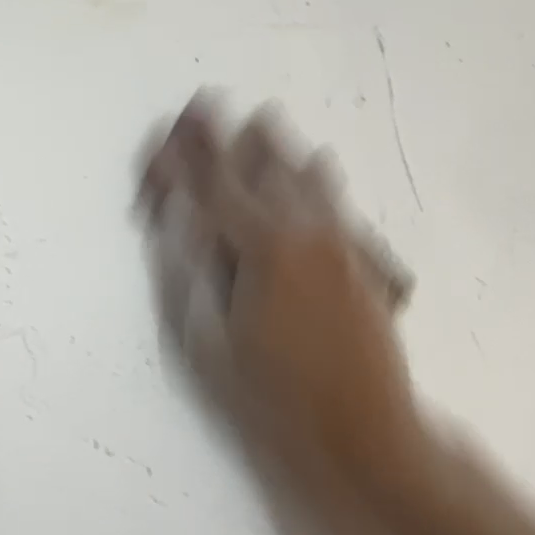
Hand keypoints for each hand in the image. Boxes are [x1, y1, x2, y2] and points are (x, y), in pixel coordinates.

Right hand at [138, 96, 424, 485]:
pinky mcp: (361, 262)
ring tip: (262, 117)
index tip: (170, 124)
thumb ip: (191, 269)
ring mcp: (340, 245)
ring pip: (306, 177)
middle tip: (209, 101)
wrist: (364, 433)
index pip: (214, 187)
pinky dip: (319, 177)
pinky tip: (317, 163)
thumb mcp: (209, 340)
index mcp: (263, 247)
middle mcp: (305, 232)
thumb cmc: (272, 395)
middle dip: (231, 134)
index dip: (187, 156)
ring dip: (278, 146)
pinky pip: (337, 202)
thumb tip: (180, 217)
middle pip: (262, 168)